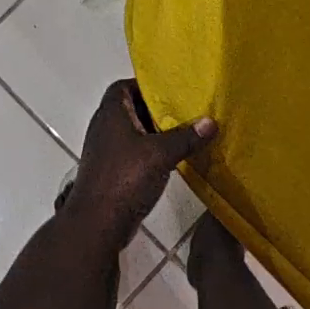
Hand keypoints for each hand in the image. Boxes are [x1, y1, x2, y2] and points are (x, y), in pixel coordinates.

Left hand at [64, 80, 216, 247]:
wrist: (98, 224)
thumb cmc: (125, 178)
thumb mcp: (161, 154)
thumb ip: (186, 137)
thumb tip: (211, 122)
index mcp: (112, 113)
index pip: (125, 86)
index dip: (146, 85)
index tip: (172, 91)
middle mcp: (105, 127)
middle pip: (132, 108)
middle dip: (157, 110)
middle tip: (186, 112)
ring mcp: (107, 150)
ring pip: (134, 133)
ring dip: (156, 134)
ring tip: (185, 134)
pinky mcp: (112, 171)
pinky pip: (134, 153)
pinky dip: (151, 152)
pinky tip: (173, 160)